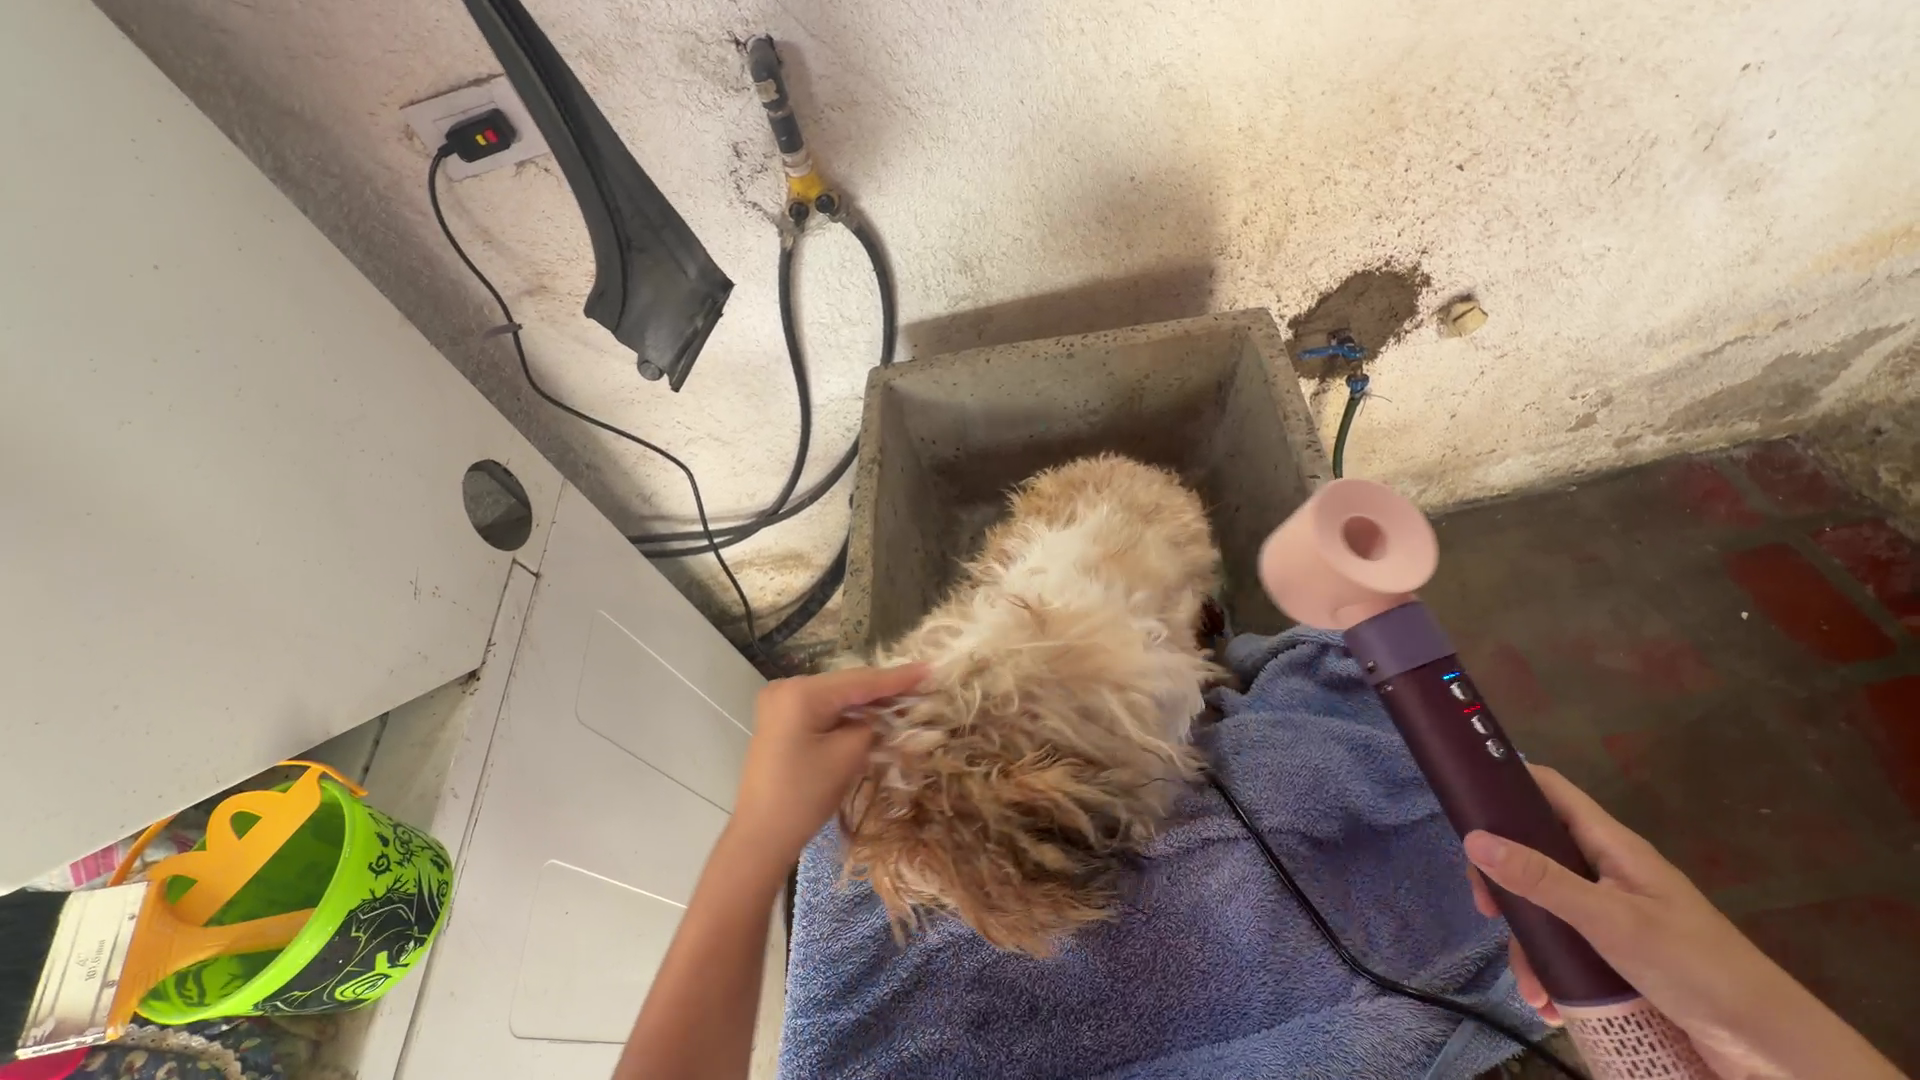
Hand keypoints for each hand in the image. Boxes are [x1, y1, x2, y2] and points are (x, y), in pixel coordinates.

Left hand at [728, 664, 926, 864]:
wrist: (761, 835)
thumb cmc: (805, 795)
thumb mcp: (849, 756)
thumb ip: (873, 725)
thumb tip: (888, 714)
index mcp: (802, 692)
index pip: (861, 681)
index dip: (898, 678)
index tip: (929, 669)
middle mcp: (787, 688)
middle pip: (847, 684)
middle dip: (884, 690)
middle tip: (923, 685)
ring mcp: (781, 704)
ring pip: (836, 697)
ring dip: (867, 703)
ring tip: (906, 699)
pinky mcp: (782, 721)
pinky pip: (823, 709)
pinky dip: (847, 714)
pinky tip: (874, 715)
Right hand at [1462, 765, 1905, 1079]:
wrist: (1770, 1046)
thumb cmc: (1694, 964)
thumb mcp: (1609, 919)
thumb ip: (1541, 879)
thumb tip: (1471, 838)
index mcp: (1609, 845)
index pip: (1549, 789)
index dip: (1506, 779)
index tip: (1461, 792)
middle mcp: (1605, 870)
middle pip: (1533, 851)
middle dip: (1502, 879)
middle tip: (1485, 906)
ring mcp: (1610, 911)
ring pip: (1544, 906)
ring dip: (1527, 941)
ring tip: (1528, 985)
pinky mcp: (1615, 951)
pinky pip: (1564, 945)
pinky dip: (1550, 970)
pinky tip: (1547, 1001)